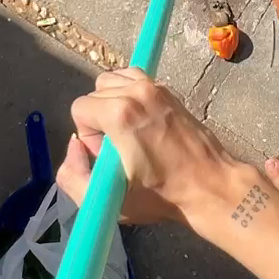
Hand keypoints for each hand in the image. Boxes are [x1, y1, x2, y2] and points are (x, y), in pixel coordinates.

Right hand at [54, 68, 243, 225]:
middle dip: (99, 119)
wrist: (208, 184)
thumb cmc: (160, 195)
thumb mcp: (105, 200)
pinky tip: (139, 118)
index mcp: (119, 114)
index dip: (87, 134)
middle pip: (96, 93)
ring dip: (112, 102)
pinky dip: (129, 92)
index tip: (106, 155)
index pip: (80, 107)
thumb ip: (71, 175)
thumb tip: (75, 143)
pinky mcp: (168, 90)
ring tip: (127, 131)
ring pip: (114, 80)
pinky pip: (134, 78)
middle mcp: (136, 92)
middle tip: (118, 147)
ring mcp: (155, 87)